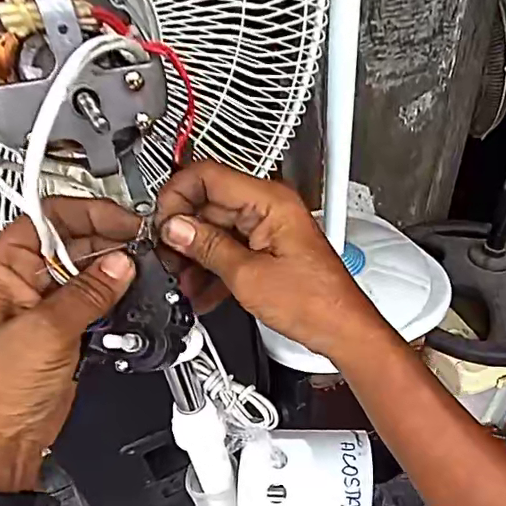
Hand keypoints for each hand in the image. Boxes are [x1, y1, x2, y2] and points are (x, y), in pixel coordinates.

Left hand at [0, 199, 140, 491]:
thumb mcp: (47, 331)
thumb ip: (89, 292)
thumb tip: (122, 263)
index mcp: (2, 267)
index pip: (52, 216)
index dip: (93, 214)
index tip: (130, 225)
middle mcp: (24, 283)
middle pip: (78, 244)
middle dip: (114, 250)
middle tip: (147, 260)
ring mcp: (47, 309)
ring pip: (92, 278)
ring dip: (119, 283)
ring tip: (143, 288)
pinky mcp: (66, 334)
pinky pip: (99, 309)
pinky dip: (118, 310)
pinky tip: (131, 315)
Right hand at [156, 161, 388, 359]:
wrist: (343, 330)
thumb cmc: (316, 304)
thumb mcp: (248, 277)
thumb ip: (207, 247)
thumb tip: (176, 228)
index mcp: (271, 201)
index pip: (206, 175)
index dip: (177, 197)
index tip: (163, 224)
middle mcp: (273, 209)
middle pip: (209, 203)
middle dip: (184, 233)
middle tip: (167, 257)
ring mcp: (272, 230)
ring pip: (218, 230)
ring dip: (196, 255)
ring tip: (183, 280)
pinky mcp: (271, 252)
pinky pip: (233, 250)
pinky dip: (215, 268)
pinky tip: (202, 290)